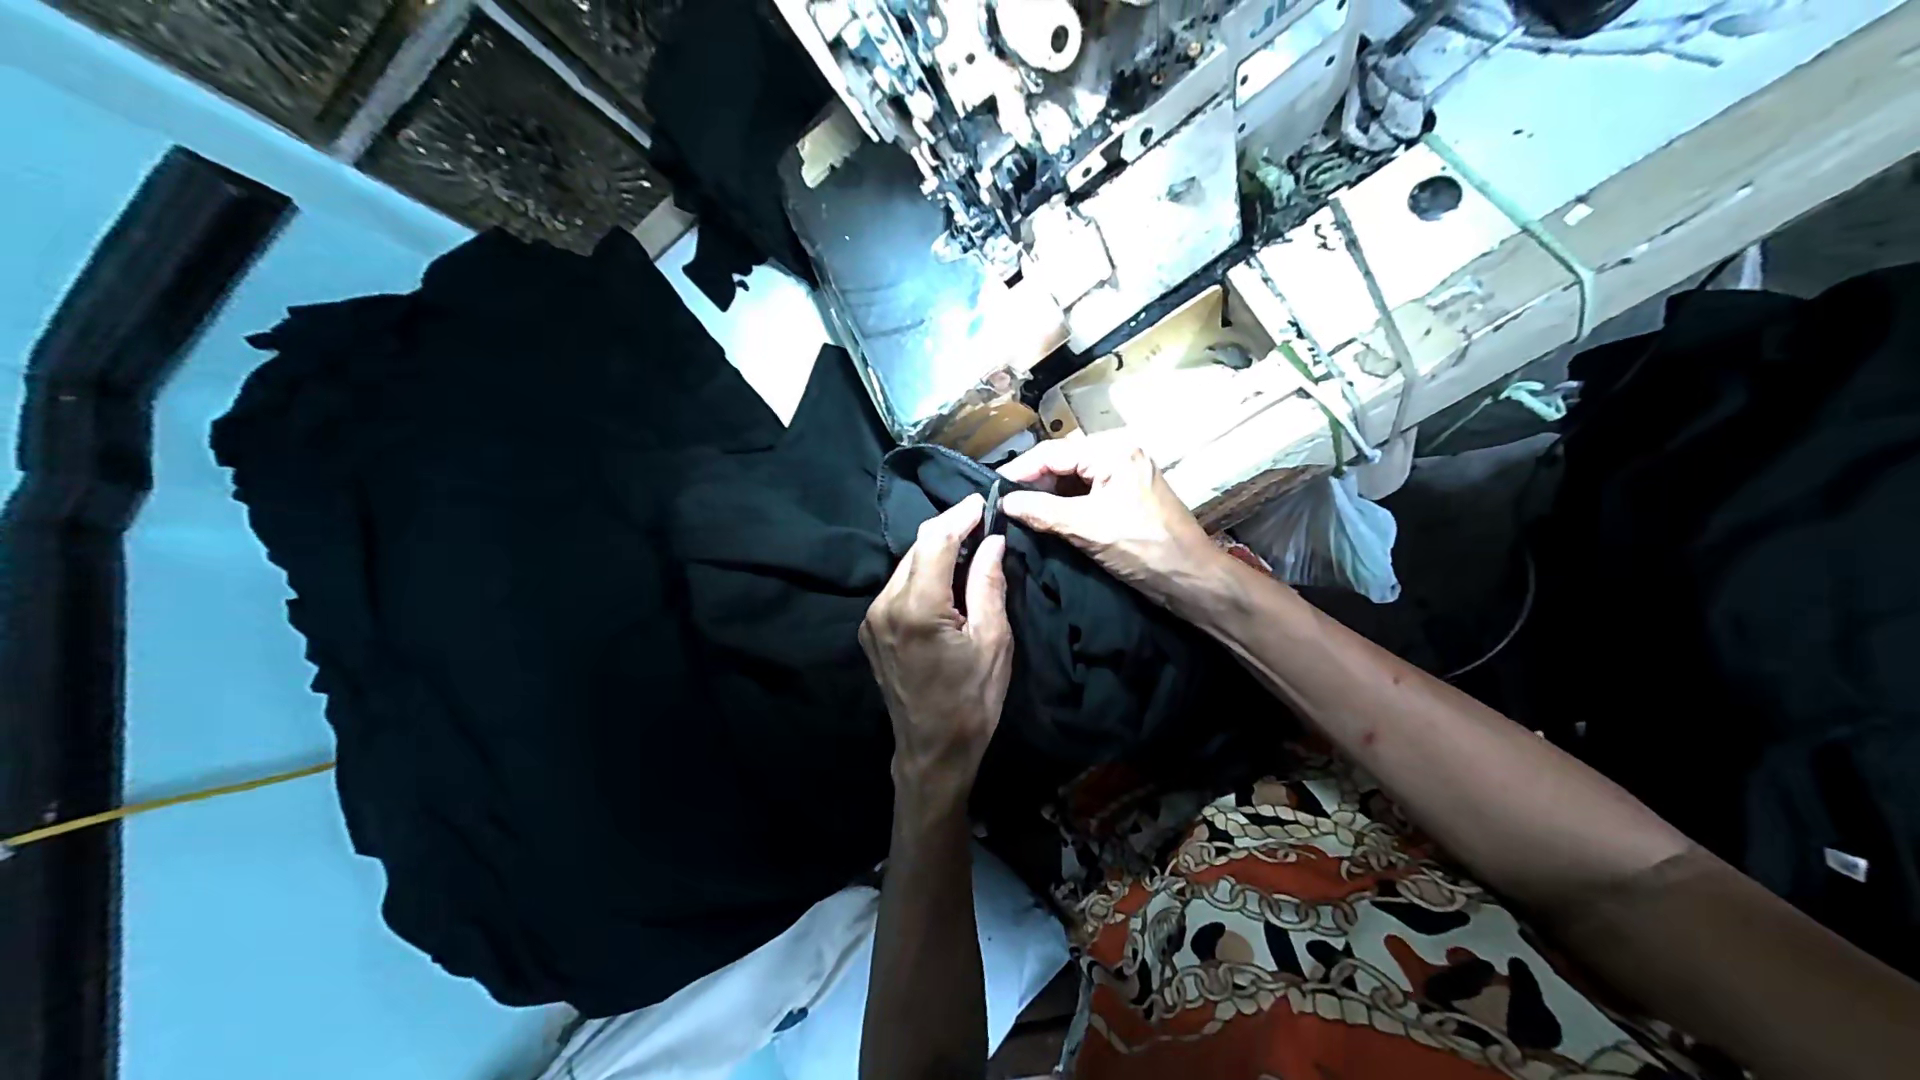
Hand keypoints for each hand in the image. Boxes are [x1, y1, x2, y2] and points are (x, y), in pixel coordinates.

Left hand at [859, 495, 1012, 814]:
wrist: (932, 751)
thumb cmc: (972, 701)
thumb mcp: (993, 642)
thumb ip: (988, 584)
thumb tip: (991, 540)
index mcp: (916, 608)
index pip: (935, 540)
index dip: (960, 515)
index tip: (983, 501)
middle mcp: (884, 606)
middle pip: (916, 548)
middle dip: (948, 530)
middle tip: (981, 522)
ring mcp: (872, 619)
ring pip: (905, 566)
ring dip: (935, 551)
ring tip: (968, 546)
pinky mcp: (870, 630)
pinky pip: (897, 587)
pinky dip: (922, 574)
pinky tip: (944, 578)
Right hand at [997, 433, 1226, 611]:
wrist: (1191, 579)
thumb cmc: (1143, 548)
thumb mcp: (1086, 528)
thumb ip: (1041, 511)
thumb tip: (1005, 502)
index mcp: (1113, 450)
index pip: (1053, 452)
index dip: (1020, 471)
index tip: (992, 490)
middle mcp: (1119, 452)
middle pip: (1063, 461)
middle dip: (1033, 482)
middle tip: (1003, 503)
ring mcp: (1124, 473)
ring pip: (1073, 477)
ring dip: (1047, 494)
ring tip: (1018, 511)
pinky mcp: (1125, 494)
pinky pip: (1086, 490)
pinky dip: (1065, 503)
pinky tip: (1044, 516)